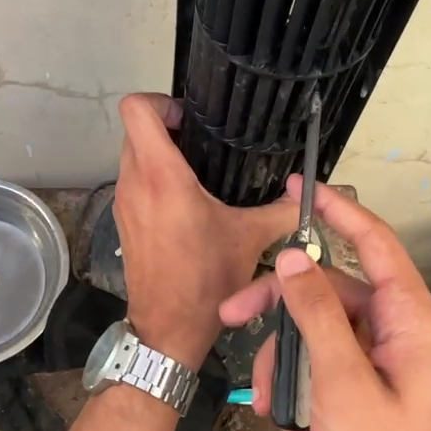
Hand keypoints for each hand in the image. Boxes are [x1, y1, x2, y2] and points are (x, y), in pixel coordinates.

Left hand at [113, 94, 296, 366]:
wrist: (168, 329)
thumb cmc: (206, 280)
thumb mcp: (251, 239)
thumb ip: (282, 210)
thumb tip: (308, 195)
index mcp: (161, 176)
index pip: (137, 109)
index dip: (162, 102)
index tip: (191, 119)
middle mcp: (134, 182)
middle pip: (134, 129)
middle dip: (165, 127)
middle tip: (201, 142)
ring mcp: (123, 202)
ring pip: (131, 156)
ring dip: (158, 153)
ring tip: (197, 170)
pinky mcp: (122, 220)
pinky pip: (132, 182)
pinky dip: (152, 179)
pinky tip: (184, 200)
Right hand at [219, 177, 430, 430]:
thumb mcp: (341, 382)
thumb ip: (316, 314)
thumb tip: (292, 260)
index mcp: (409, 319)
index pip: (373, 243)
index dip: (337, 209)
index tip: (298, 187)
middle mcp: (399, 332)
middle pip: (328, 293)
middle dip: (280, 310)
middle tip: (230, 317)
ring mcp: (384, 363)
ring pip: (318, 334)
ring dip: (286, 365)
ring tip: (274, 408)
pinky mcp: (367, 391)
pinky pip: (323, 369)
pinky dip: (301, 391)